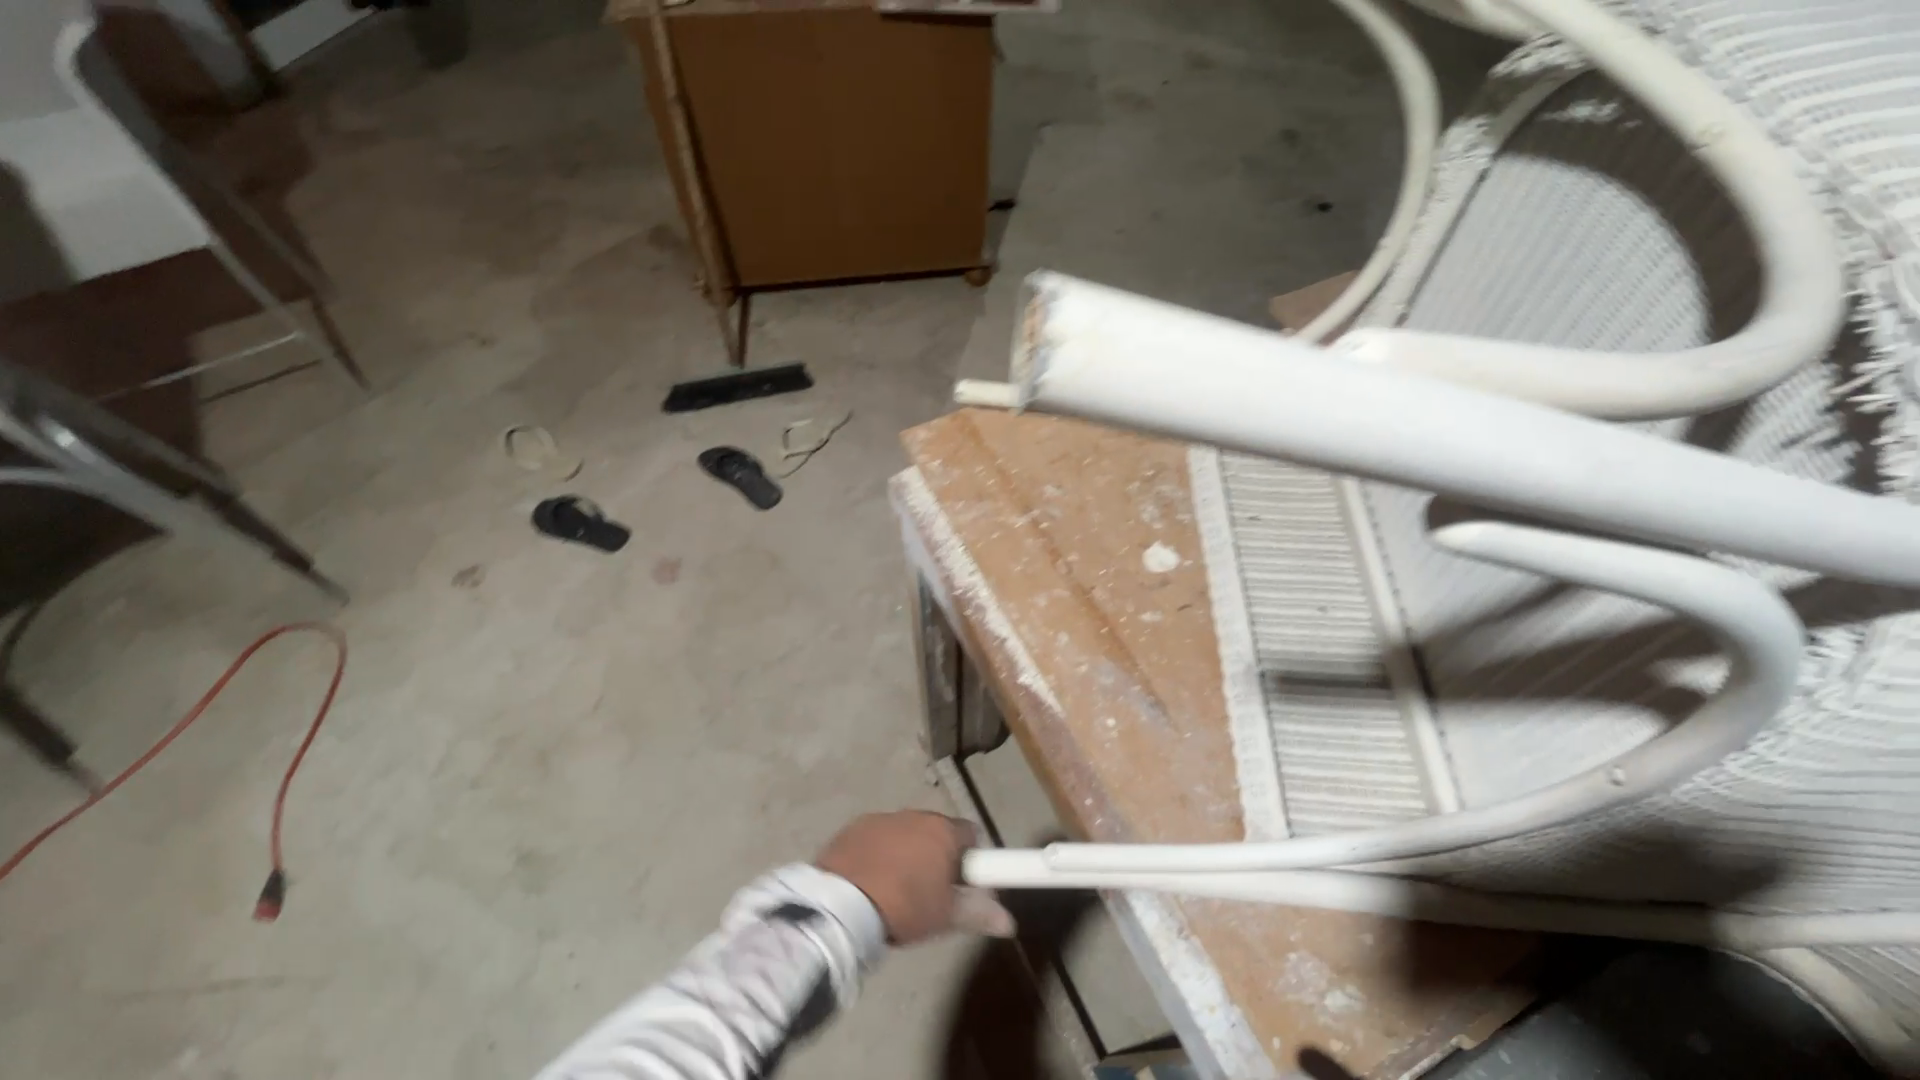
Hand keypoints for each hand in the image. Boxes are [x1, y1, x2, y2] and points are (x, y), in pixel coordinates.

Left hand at [815, 811, 1012, 943]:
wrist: (841, 906)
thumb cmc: (904, 906)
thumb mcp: (945, 916)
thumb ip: (979, 913)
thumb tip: (1009, 921)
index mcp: (943, 831)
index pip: (972, 835)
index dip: (973, 860)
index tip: (966, 886)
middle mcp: (914, 815)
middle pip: (936, 832)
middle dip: (938, 856)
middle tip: (931, 893)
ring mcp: (880, 819)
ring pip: (904, 834)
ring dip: (906, 854)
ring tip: (896, 890)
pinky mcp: (851, 829)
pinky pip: (874, 839)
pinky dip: (877, 854)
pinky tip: (870, 882)